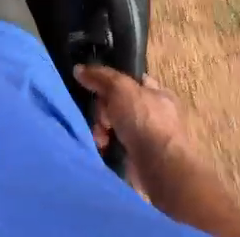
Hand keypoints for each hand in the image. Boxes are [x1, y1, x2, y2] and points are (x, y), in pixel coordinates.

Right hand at [75, 65, 193, 181]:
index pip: (130, 80)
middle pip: (117, 102)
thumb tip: (79, 70)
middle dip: (102, 109)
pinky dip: (106, 145)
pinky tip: (103, 147)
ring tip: (101, 137)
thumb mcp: (119, 87)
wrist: (161, 169)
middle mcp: (155, 115)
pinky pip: (115, 144)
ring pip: (113, 124)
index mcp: (159, 94)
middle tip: (102, 117)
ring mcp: (148, 138)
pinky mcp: (140, 158)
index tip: (93, 84)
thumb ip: (99, 75)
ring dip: (101, 128)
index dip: (111, 80)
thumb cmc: (145, 121)